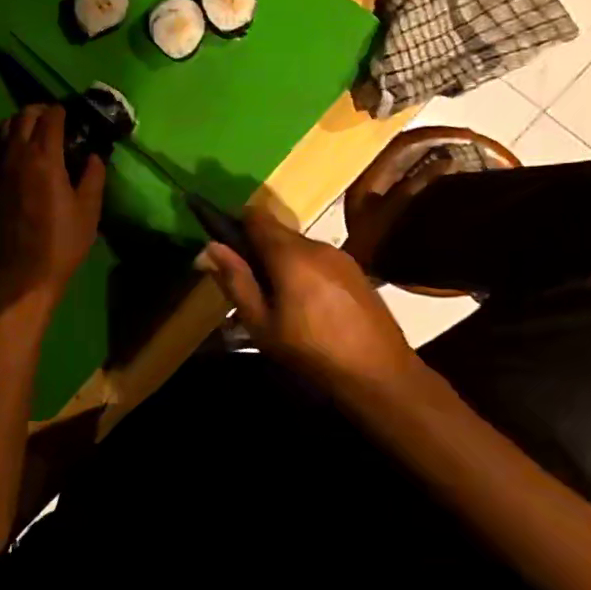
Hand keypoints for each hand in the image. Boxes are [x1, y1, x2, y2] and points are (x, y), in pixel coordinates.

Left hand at [0, 104, 105, 301]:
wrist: (24, 272)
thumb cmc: (63, 241)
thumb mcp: (89, 209)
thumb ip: (93, 175)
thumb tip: (94, 154)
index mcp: (45, 158)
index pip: (50, 117)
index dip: (63, 110)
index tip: (75, 113)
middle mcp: (18, 156)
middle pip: (24, 116)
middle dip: (41, 110)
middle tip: (59, 119)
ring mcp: (1, 168)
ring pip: (7, 128)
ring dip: (24, 122)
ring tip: (41, 133)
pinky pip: (0, 146)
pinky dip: (13, 139)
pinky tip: (27, 153)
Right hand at [200, 206, 420, 384]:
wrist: (380, 373)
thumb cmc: (312, 352)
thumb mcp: (262, 324)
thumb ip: (236, 282)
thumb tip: (211, 247)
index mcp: (290, 254)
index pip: (255, 216)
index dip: (235, 224)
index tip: (225, 249)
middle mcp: (317, 245)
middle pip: (277, 233)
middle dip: (258, 251)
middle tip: (249, 287)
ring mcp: (341, 256)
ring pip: (299, 248)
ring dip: (283, 264)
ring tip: (278, 302)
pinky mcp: (356, 271)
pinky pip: (320, 261)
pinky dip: (305, 273)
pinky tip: (308, 307)